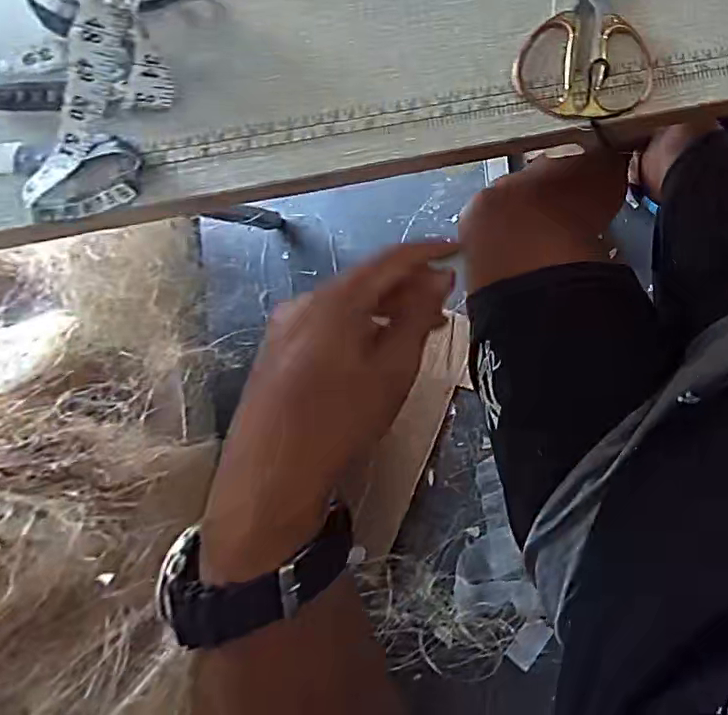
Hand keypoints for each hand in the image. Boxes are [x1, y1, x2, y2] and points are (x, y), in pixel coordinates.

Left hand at [201, 242, 455, 581]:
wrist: (268, 479)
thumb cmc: (341, 420)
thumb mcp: (395, 366)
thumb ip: (419, 314)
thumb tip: (440, 275)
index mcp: (333, 303)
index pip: (390, 259)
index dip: (428, 250)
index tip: (459, 248)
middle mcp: (304, 305)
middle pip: (368, 277)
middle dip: (411, 281)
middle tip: (448, 297)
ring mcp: (286, 327)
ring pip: (351, 298)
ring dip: (390, 303)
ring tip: (424, 324)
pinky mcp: (279, 349)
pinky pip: (333, 318)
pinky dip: (366, 319)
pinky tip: (385, 342)